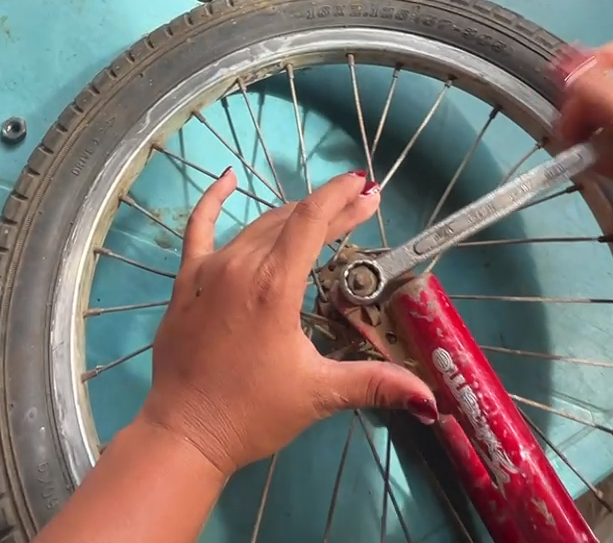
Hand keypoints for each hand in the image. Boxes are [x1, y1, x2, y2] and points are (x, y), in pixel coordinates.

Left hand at [133, 168, 438, 476]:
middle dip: (329, 208)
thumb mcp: (318, 394)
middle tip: (360, 202)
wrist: (183, 435)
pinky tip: (228, 178)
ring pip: (257, 225)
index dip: (341, 199)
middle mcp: (241, 264)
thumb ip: (374, 384)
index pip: (312, 221)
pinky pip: (199, 228)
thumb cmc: (252, 412)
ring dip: (292, 213)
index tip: (366, 187)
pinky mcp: (186, 279)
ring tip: (322, 209)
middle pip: (291, 219)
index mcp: (274, 285)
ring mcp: (209, 268)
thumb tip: (429, 399)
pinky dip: (213, 200)